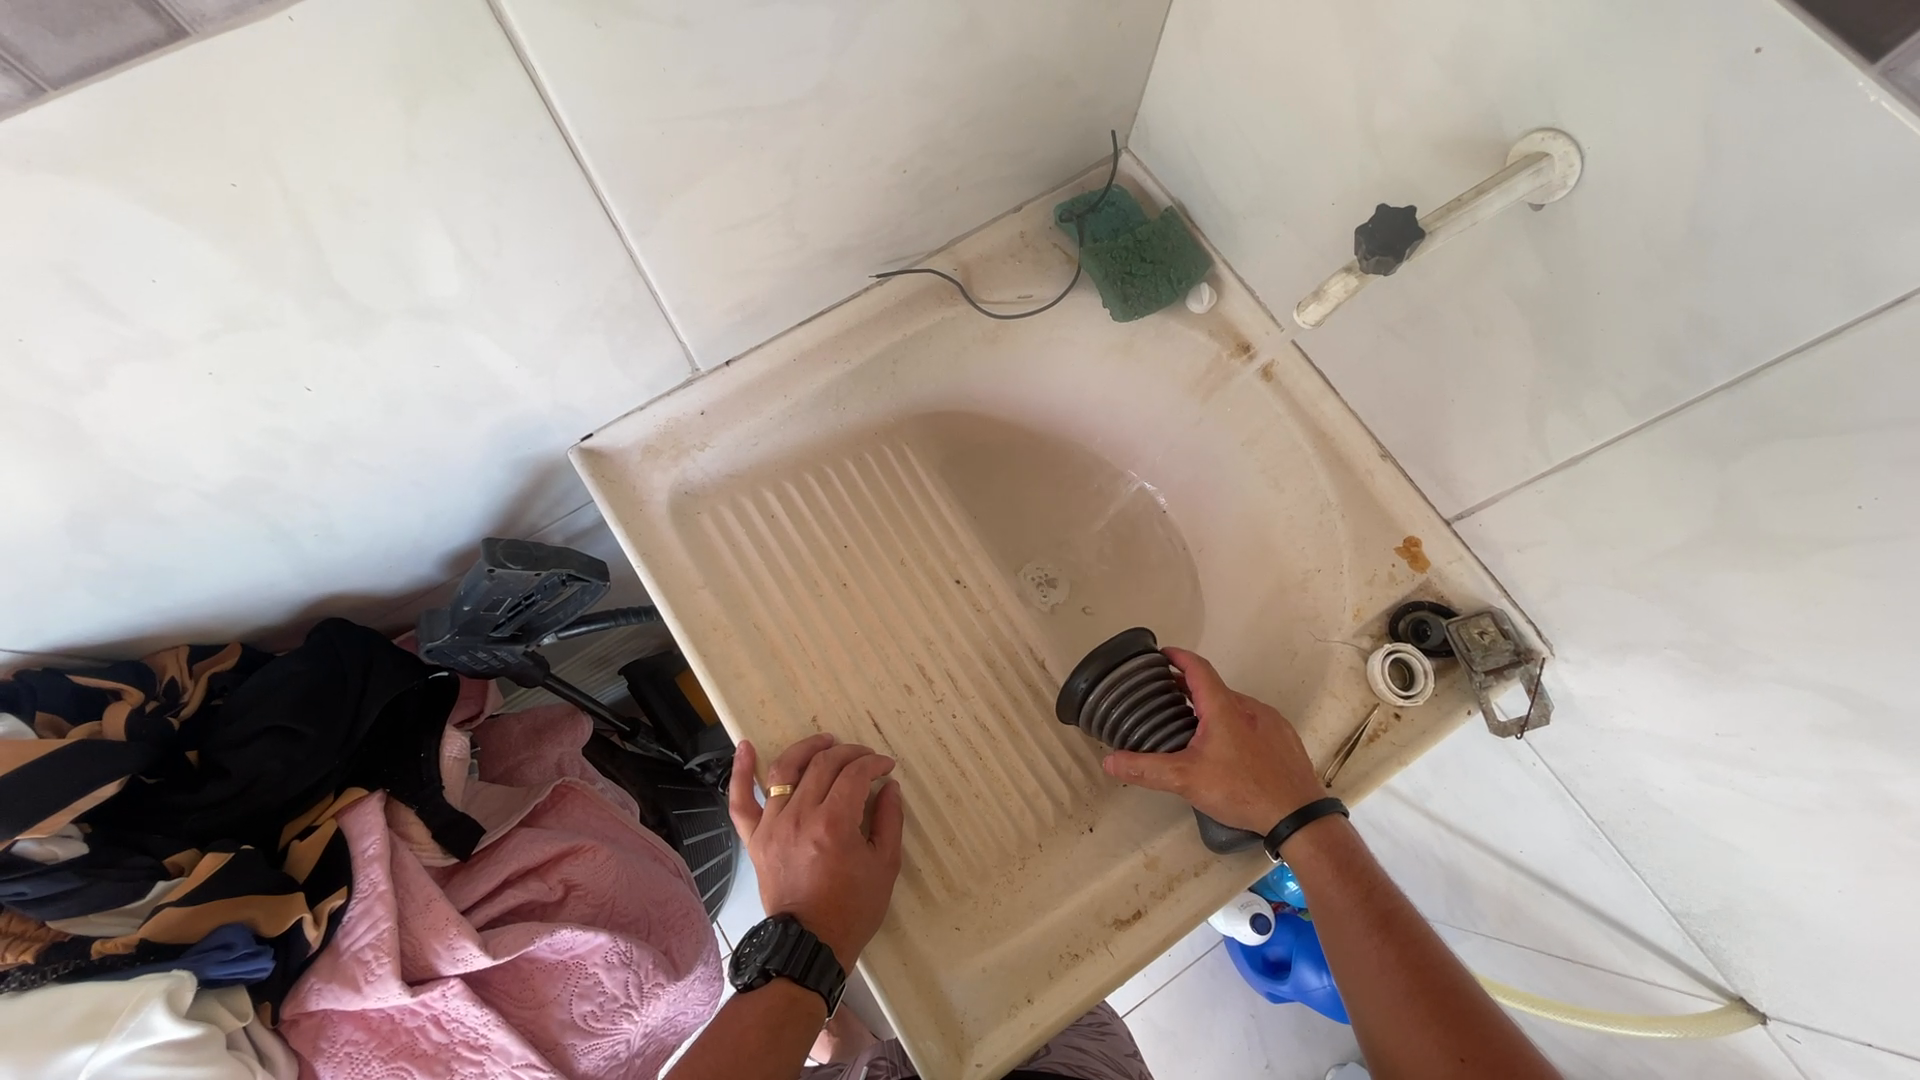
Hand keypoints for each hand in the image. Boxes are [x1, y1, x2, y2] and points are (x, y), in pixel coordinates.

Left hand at [728, 733, 903, 968]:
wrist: (808, 947)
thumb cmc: (852, 909)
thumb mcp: (885, 866)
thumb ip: (890, 820)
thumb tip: (888, 786)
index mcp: (834, 824)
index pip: (855, 774)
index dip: (874, 763)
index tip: (886, 767)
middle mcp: (800, 817)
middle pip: (824, 764)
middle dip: (850, 753)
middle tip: (865, 759)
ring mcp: (772, 826)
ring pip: (785, 770)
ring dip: (807, 748)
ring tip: (825, 741)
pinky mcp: (755, 839)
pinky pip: (740, 801)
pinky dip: (741, 771)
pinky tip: (746, 747)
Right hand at [1101, 648, 1323, 833]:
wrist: (1299, 816)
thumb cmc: (1241, 790)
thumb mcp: (1185, 780)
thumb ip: (1145, 768)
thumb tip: (1109, 762)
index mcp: (1223, 706)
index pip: (1197, 667)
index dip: (1177, 657)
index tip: (1161, 655)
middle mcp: (1248, 706)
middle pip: (1213, 688)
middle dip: (1188, 689)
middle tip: (1164, 699)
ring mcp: (1270, 722)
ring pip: (1234, 707)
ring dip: (1211, 710)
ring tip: (1191, 730)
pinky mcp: (1284, 739)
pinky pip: (1253, 722)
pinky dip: (1234, 726)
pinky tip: (1227, 752)